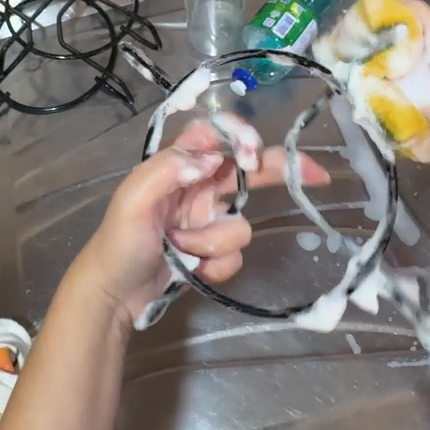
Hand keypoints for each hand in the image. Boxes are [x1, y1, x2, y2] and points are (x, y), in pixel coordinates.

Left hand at [66, 120, 330, 327]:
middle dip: (279, 167)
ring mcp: (209, 219)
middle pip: (247, 169)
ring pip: (240, 224)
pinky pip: (235, 255)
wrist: (114, 293)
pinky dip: (215, 264)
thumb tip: (208, 159)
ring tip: (180, 248)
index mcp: (178, 163)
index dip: (239, 136)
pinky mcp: (214, 252)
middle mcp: (199, 185)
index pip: (216, 135)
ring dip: (213, 240)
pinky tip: (191, 269)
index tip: (252, 152)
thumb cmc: (119, 239)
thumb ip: (168, 169)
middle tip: (315, 172)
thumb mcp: (133, 197)